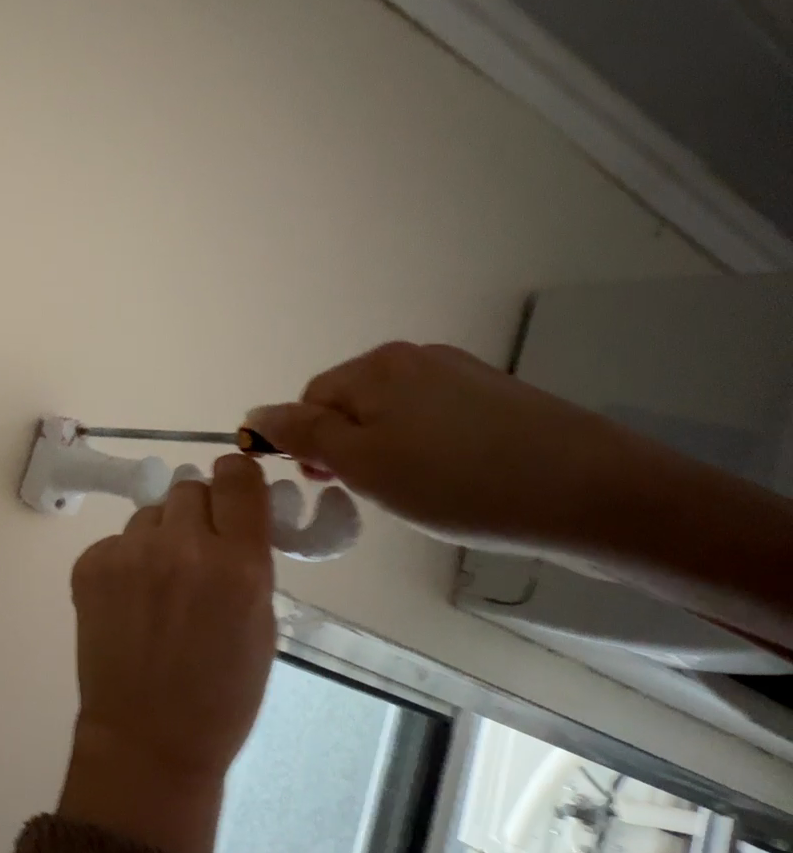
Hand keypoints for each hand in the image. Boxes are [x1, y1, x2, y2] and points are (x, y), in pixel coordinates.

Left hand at [56, 454, 276, 852]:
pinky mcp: (88, 564)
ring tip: (159, 587)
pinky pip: (115, 543)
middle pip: (188, 489)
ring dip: (159, 537)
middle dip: (198, 512)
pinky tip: (128, 603)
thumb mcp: (260, 624)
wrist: (149, 735)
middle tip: (197, 548)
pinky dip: (124, 562)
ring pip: (149, 516)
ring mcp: (128, 553)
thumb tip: (231, 524)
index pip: (237, 479)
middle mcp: (181, 546)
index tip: (235, 487)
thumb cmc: (221, 693)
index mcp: (238, 563)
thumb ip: (246, 564)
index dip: (237, 479)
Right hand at [243, 341, 645, 553]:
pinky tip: (460, 480)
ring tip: (424, 491)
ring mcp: (462, 374)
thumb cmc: (459, 482)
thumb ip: (301, 436)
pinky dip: (433, 451)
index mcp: (374, 366)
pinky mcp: (501, 398)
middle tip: (381, 493)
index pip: (308, 402)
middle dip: (352, 448)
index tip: (336, 487)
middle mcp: (413, 357)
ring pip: (393, 416)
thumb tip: (253, 415)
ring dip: (391, 452)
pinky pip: (437, 421)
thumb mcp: (361, 464)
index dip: (311, 447)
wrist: (598, 496)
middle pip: (351, 405)